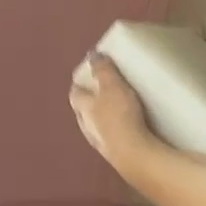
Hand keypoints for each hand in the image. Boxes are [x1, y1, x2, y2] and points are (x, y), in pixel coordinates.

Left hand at [69, 53, 160, 171]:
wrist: (130, 151)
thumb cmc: (119, 115)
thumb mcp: (113, 87)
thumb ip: (104, 71)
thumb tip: (93, 54)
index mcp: (82, 106)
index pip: (76, 92)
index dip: (80, 82)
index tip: (88, 74)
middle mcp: (84, 123)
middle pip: (82, 108)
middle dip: (90, 99)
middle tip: (104, 89)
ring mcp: (97, 138)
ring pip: (94, 123)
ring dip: (101, 115)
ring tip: (116, 108)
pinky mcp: (111, 149)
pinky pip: (109, 134)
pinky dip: (113, 127)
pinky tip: (125, 126)